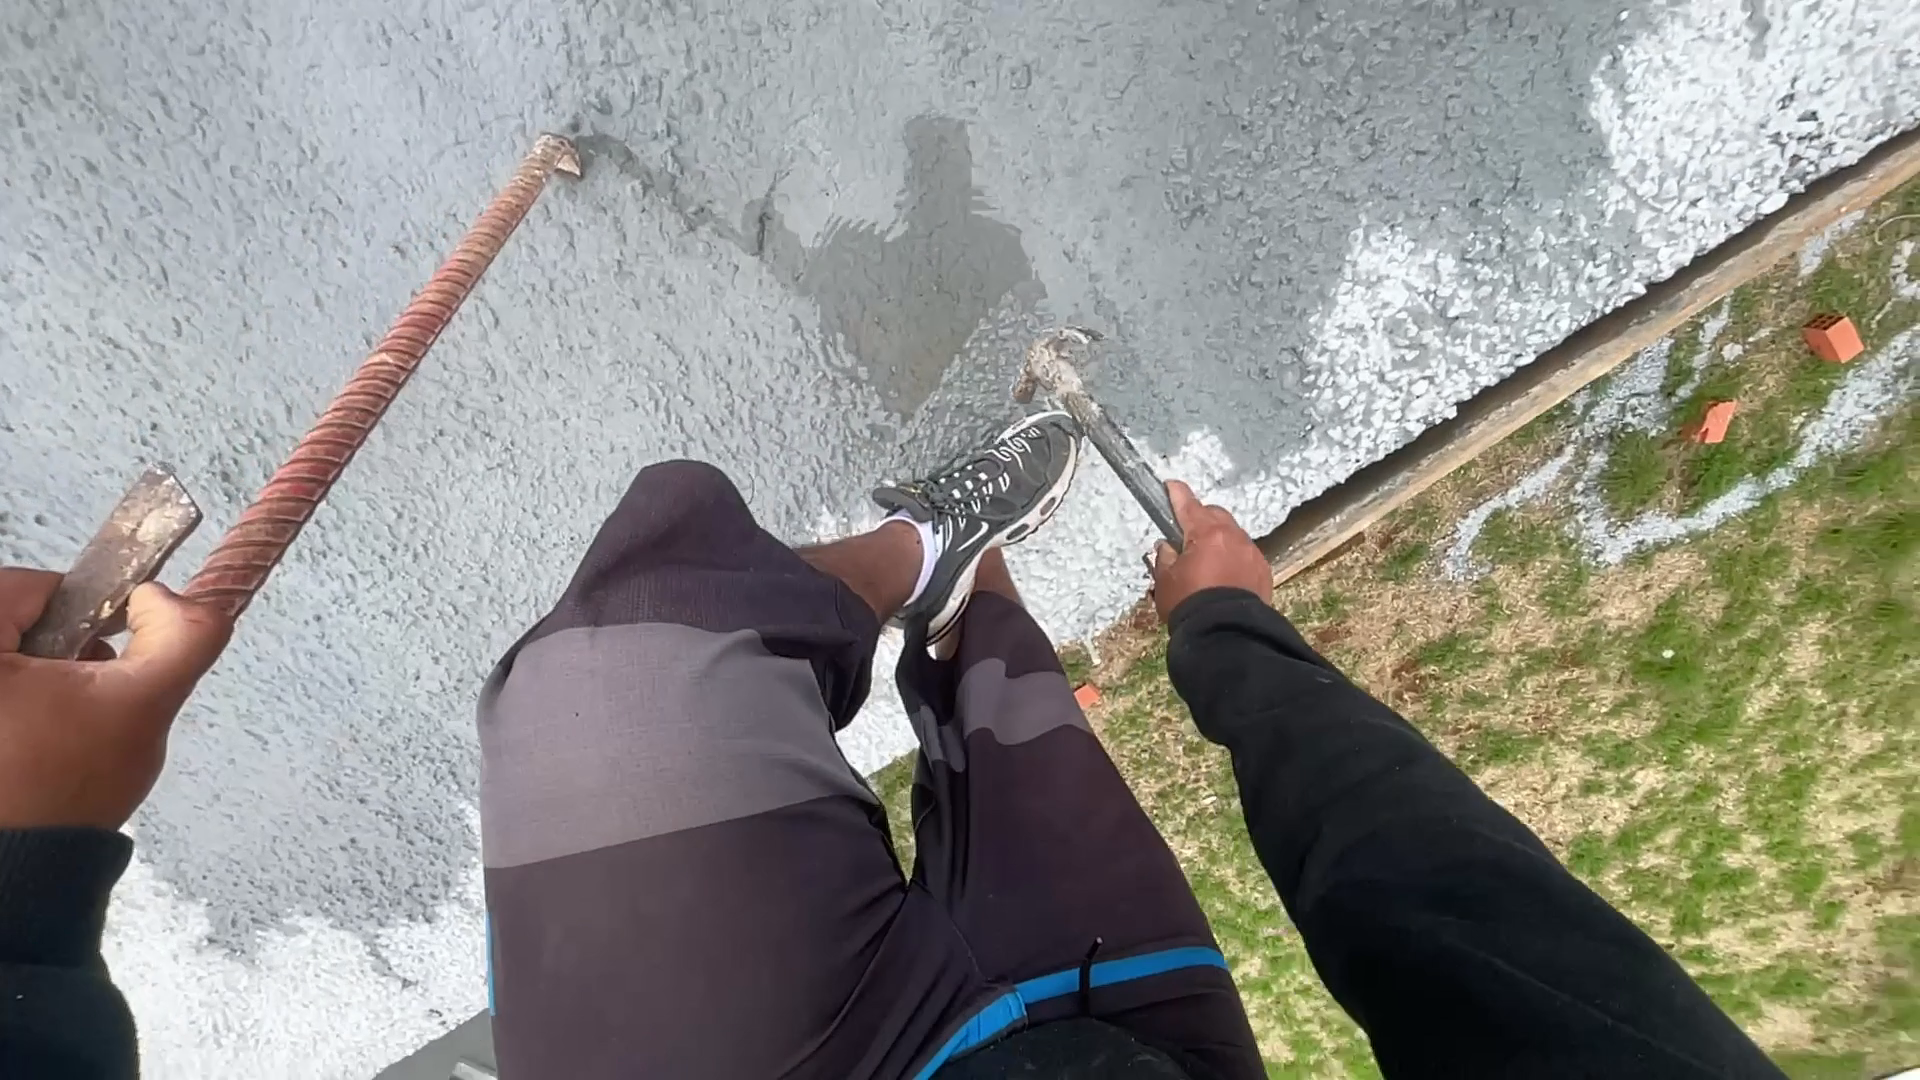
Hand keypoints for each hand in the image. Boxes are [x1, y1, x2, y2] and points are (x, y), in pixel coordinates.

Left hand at [0, 568, 231, 828]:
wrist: (18, 862)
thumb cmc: (70, 779)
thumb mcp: (152, 696)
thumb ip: (186, 632)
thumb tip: (165, 597)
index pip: (22, 585)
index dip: (82, 606)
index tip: (109, 644)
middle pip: (5, 621)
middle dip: (56, 644)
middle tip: (87, 686)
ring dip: (33, 670)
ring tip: (60, 714)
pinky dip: (17, 697)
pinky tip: (30, 732)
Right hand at [1150, 481, 1273, 622]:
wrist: (1225, 634)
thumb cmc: (1189, 604)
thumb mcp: (1165, 581)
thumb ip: (1165, 558)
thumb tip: (1167, 546)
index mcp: (1206, 534)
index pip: (1188, 506)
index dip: (1177, 494)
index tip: (1171, 484)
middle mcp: (1233, 537)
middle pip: (1215, 515)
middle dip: (1201, 518)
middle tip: (1186, 534)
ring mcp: (1252, 553)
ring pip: (1233, 534)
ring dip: (1219, 539)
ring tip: (1206, 560)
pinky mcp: (1263, 571)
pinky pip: (1245, 554)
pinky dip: (1233, 557)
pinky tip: (1224, 575)